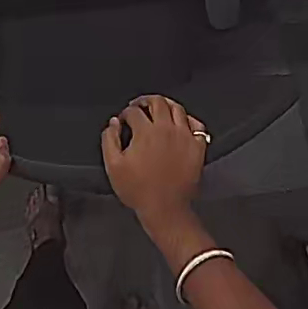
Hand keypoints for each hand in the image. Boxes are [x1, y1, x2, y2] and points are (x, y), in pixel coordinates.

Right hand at [101, 95, 207, 222]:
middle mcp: (167, 129)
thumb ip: (110, 140)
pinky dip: (188, 120)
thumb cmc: (138, 189)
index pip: (134, 112)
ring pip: (178, 108)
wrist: (165, 207)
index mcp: (146, 132)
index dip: (126, 113)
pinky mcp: (197, 147)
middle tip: (139, 105)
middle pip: (158, 102)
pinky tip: (182, 123)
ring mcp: (185, 136)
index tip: (123, 119)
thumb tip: (113, 123)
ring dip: (166, 105)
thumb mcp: (114, 166)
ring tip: (159, 108)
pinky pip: (197, 124)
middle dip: (145, 101)